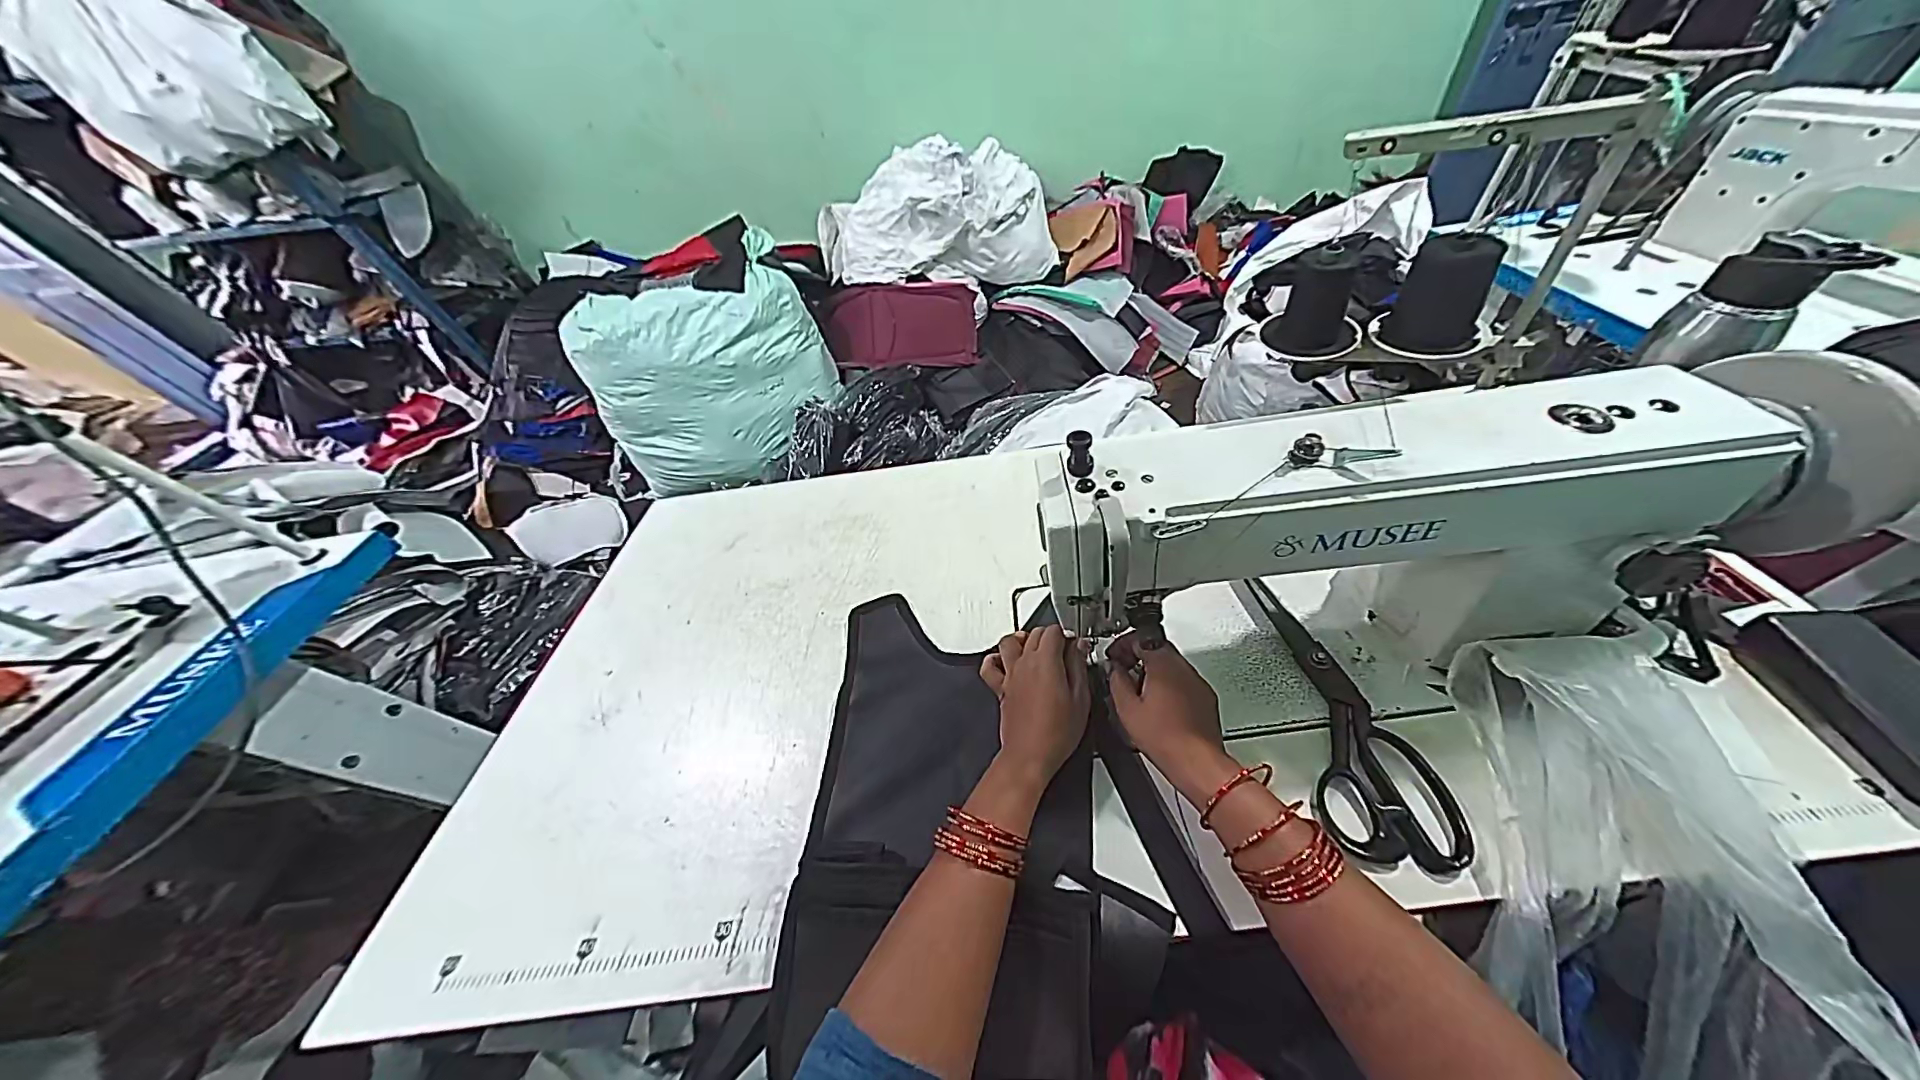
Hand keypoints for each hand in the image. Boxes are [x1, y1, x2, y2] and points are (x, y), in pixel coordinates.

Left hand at [980, 626, 1090, 788]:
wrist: (1029, 755)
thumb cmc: (1055, 733)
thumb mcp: (1081, 698)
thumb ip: (1079, 667)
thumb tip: (1078, 648)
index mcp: (1046, 662)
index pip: (1053, 631)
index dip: (1066, 635)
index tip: (1074, 644)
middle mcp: (1024, 663)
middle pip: (1034, 633)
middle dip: (1049, 635)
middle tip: (1062, 648)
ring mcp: (1010, 675)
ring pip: (1010, 642)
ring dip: (1022, 640)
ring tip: (1034, 647)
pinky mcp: (1001, 689)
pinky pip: (989, 667)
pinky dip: (994, 659)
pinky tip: (1004, 661)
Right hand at [1106, 631, 1233, 799]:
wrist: (1195, 761)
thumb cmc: (1165, 738)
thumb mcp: (1126, 708)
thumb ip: (1116, 681)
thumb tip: (1114, 669)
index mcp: (1163, 664)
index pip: (1141, 638)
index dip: (1122, 645)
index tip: (1114, 656)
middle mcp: (1184, 668)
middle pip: (1158, 648)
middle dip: (1138, 656)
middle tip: (1123, 670)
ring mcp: (1197, 683)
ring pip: (1171, 665)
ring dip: (1153, 671)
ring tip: (1138, 691)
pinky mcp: (1205, 698)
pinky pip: (1183, 682)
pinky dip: (1169, 686)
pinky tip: (1158, 706)